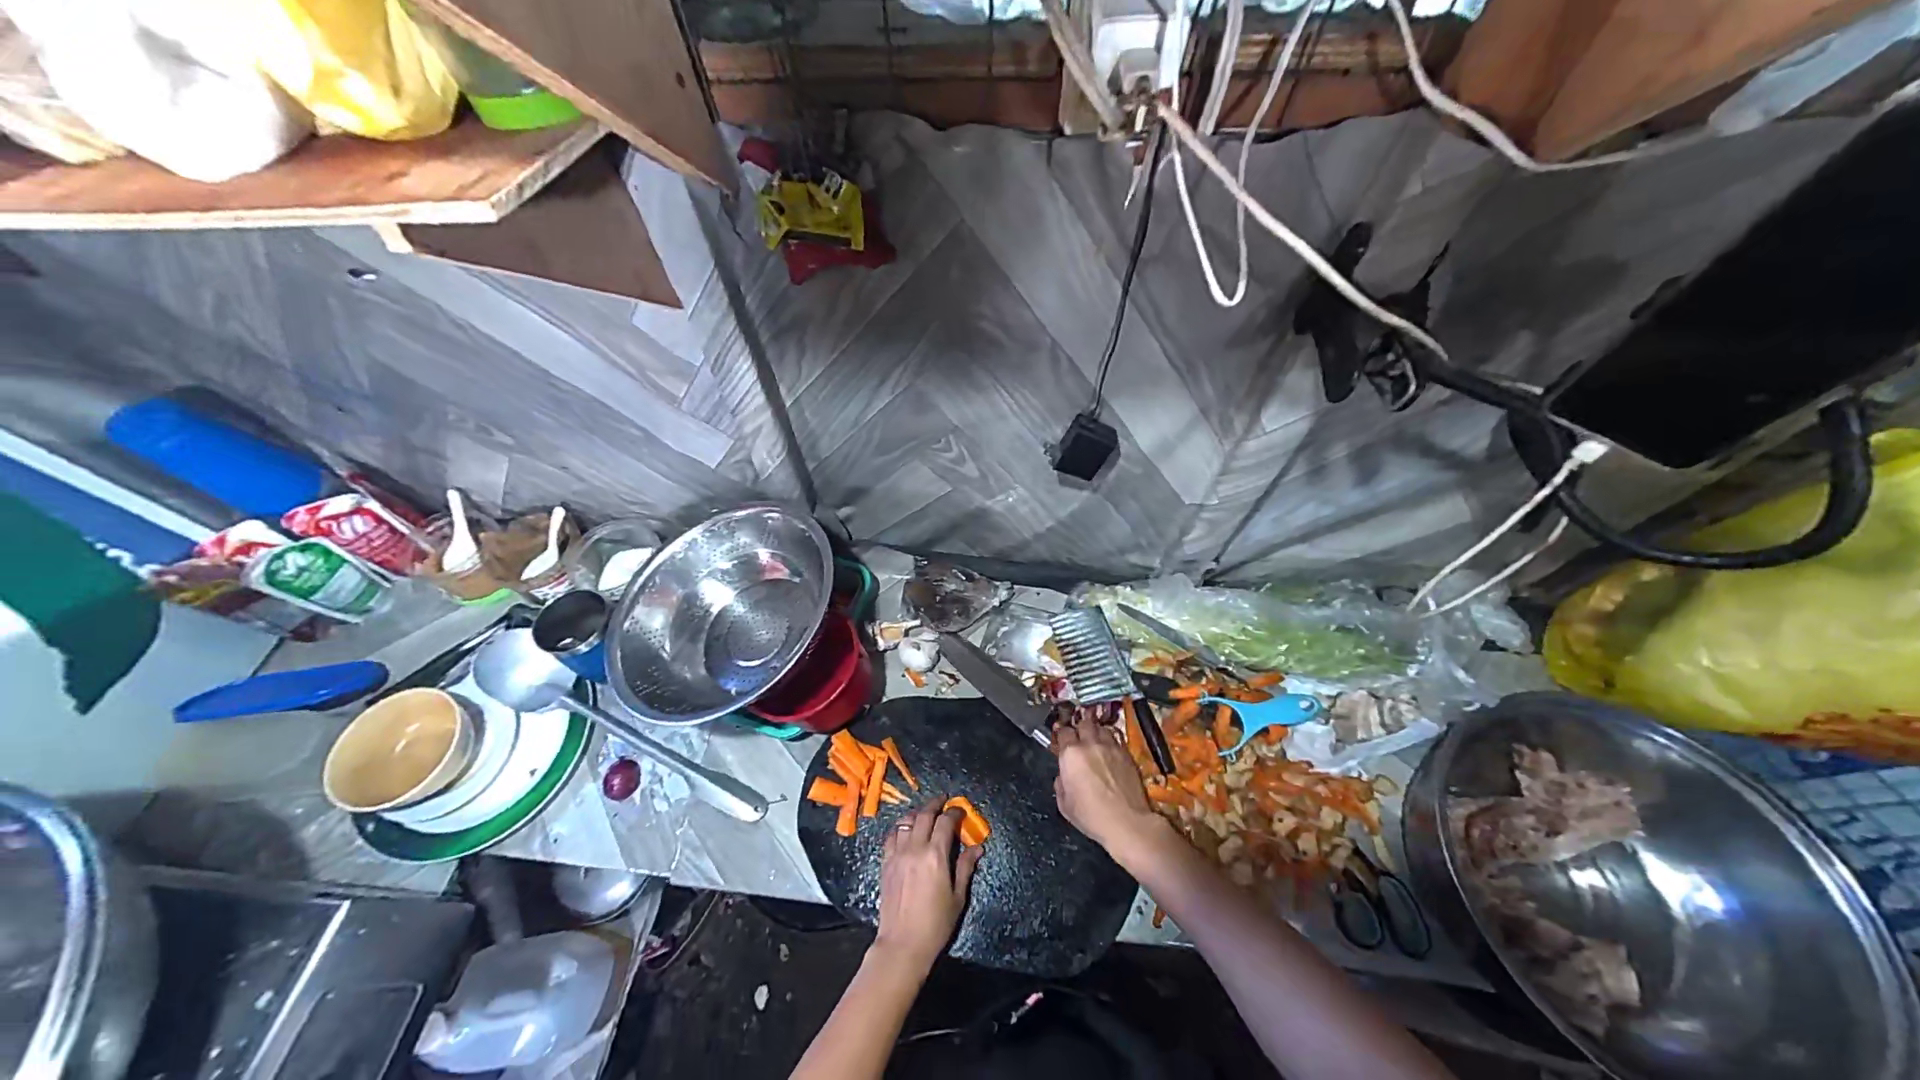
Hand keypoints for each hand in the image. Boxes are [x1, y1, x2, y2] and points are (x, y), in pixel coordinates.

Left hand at [873, 801, 982, 969]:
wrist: (902, 944)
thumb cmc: (936, 924)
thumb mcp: (957, 896)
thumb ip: (965, 868)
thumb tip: (977, 847)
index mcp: (935, 855)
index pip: (945, 822)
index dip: (954, 812)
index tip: (960, 811)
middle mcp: (915, 849)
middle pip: (924, 815)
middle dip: (935, 805)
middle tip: (943, 801)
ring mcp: (897, 855)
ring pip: (905, 822)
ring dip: (917, 813)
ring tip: (925, 813)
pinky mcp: (885, 863)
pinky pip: (891, 836)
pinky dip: (900, 828)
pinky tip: (905, 830)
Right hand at [1053, 710, 1169, 866]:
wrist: (1126, 822)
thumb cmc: (1092, 816)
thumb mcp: (1064, 805)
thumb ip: (1060, 784)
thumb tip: (1063, 777)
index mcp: (1070, 754)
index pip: (1063, 731)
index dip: (1061, 736)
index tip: (1062, 743)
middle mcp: (1090, 744)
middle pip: (1083, 723)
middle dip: (1079, 729)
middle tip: (1078, 740)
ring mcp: (1110, 747)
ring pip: (1101, 728)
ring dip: (1096, 733)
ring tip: (1095, 743)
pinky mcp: (1126, 754)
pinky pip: (1115, 739)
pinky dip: (1110, 742)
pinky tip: (1109, 753)